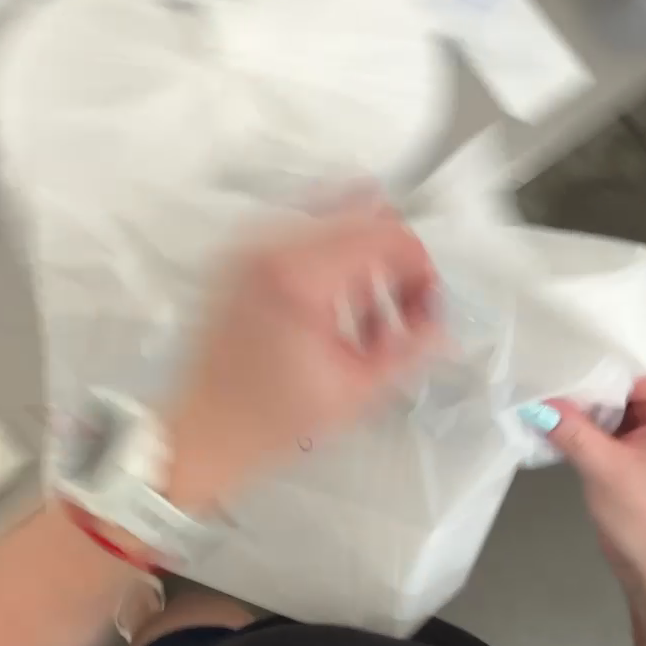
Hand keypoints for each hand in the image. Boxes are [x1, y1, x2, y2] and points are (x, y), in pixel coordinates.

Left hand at [163, 202, 442, 510]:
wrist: (202, 432)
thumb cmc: (272, 421)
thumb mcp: (354, 390)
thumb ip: (410, 349)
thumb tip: (442, 326)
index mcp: (299, 271)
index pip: (387, 233)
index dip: (421, 271)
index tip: (425, 313)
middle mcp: (269, 240)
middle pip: (363, 212)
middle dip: (394, 262)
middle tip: (400, 315)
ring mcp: (247, 243)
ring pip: (335, 217)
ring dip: (364, 260)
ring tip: (364, 321)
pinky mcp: (237, 255)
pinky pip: (302, 232)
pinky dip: (331, 259)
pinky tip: (334, 308)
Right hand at [540, 369, 645, 580]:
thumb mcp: (604, 467)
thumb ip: (569, 429)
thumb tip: (532, 400)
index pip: (630, 370)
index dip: (591, 369)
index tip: (549, 367)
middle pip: (618, 386)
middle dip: (581, 390)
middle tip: (534, 384)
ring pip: (609, 407)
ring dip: (578, 411)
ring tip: (535, 401)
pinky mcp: (637, 452)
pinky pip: (606, 428)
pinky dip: (582, 429)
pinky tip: (549, 425)